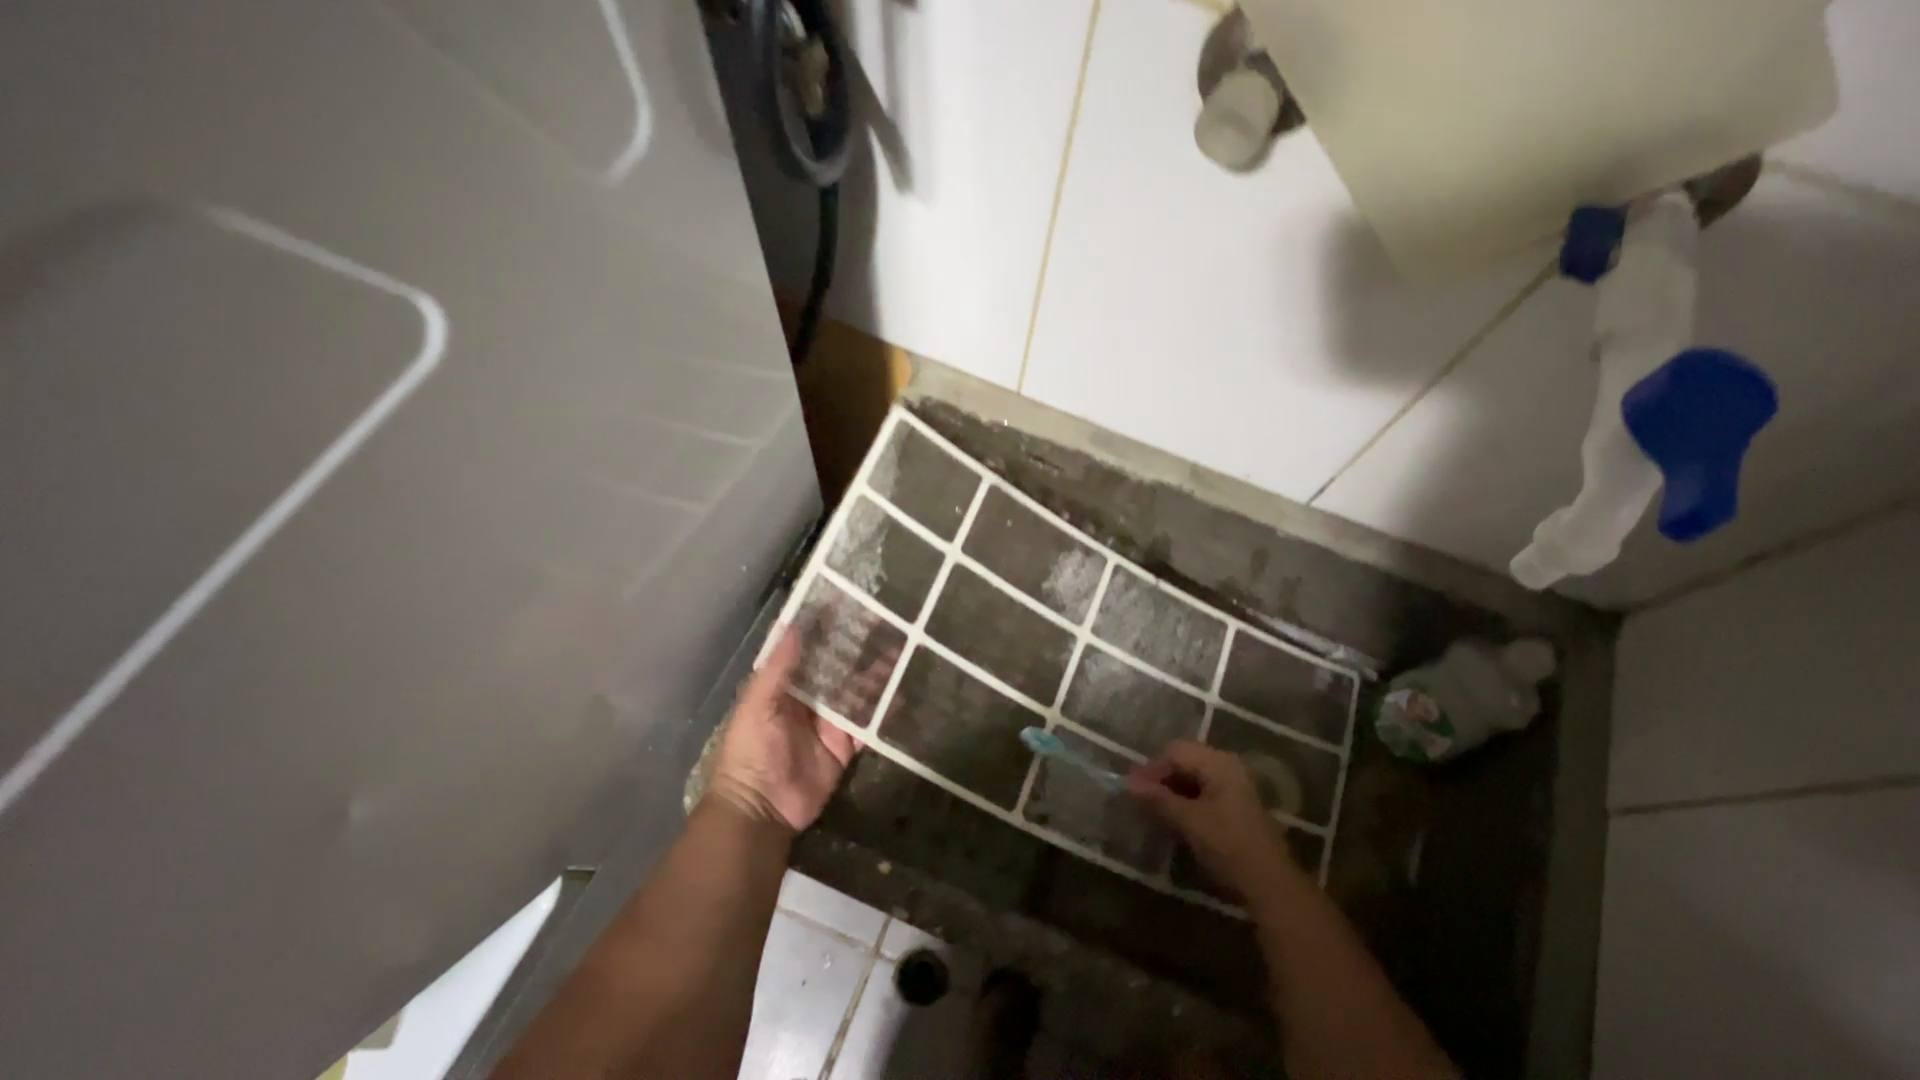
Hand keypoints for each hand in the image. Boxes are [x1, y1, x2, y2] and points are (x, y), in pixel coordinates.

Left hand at [705, 628, 890, 832]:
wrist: (761, 810)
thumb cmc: (751, 752)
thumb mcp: (758, 705)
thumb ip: (778, 668)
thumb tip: (793, 625)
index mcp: (783, 688)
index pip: (806, 651)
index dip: (823, 630)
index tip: (846, 604)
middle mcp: (808, 701)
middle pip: (836, 670)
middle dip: (856, 649)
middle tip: (883, 623)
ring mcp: (828, 725)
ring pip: (855, 693)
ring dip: (874, 675)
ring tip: (900, 651)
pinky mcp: (844, 748)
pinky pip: (866, 726)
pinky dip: (882, 712)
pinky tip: (901, 693)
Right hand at [1127, 739, 1304, 902]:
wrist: (1269, 883)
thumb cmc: (1228, 845)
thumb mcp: (1188, 821)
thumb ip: (1158, 799)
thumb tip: (1126, 783)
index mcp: (1219, 763)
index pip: (1175, 751)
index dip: (1151, 768)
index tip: (1131, 791)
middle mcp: (1227, 767)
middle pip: (1184, 761)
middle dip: (1160, 779)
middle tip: (1139, 801)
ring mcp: (1233, 787)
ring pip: (1192, 779)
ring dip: (1171, 792)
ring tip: (1152, 812)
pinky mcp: (1234, 807)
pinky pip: (1202, 794)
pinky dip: (1184, 802)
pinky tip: (1173, 821)